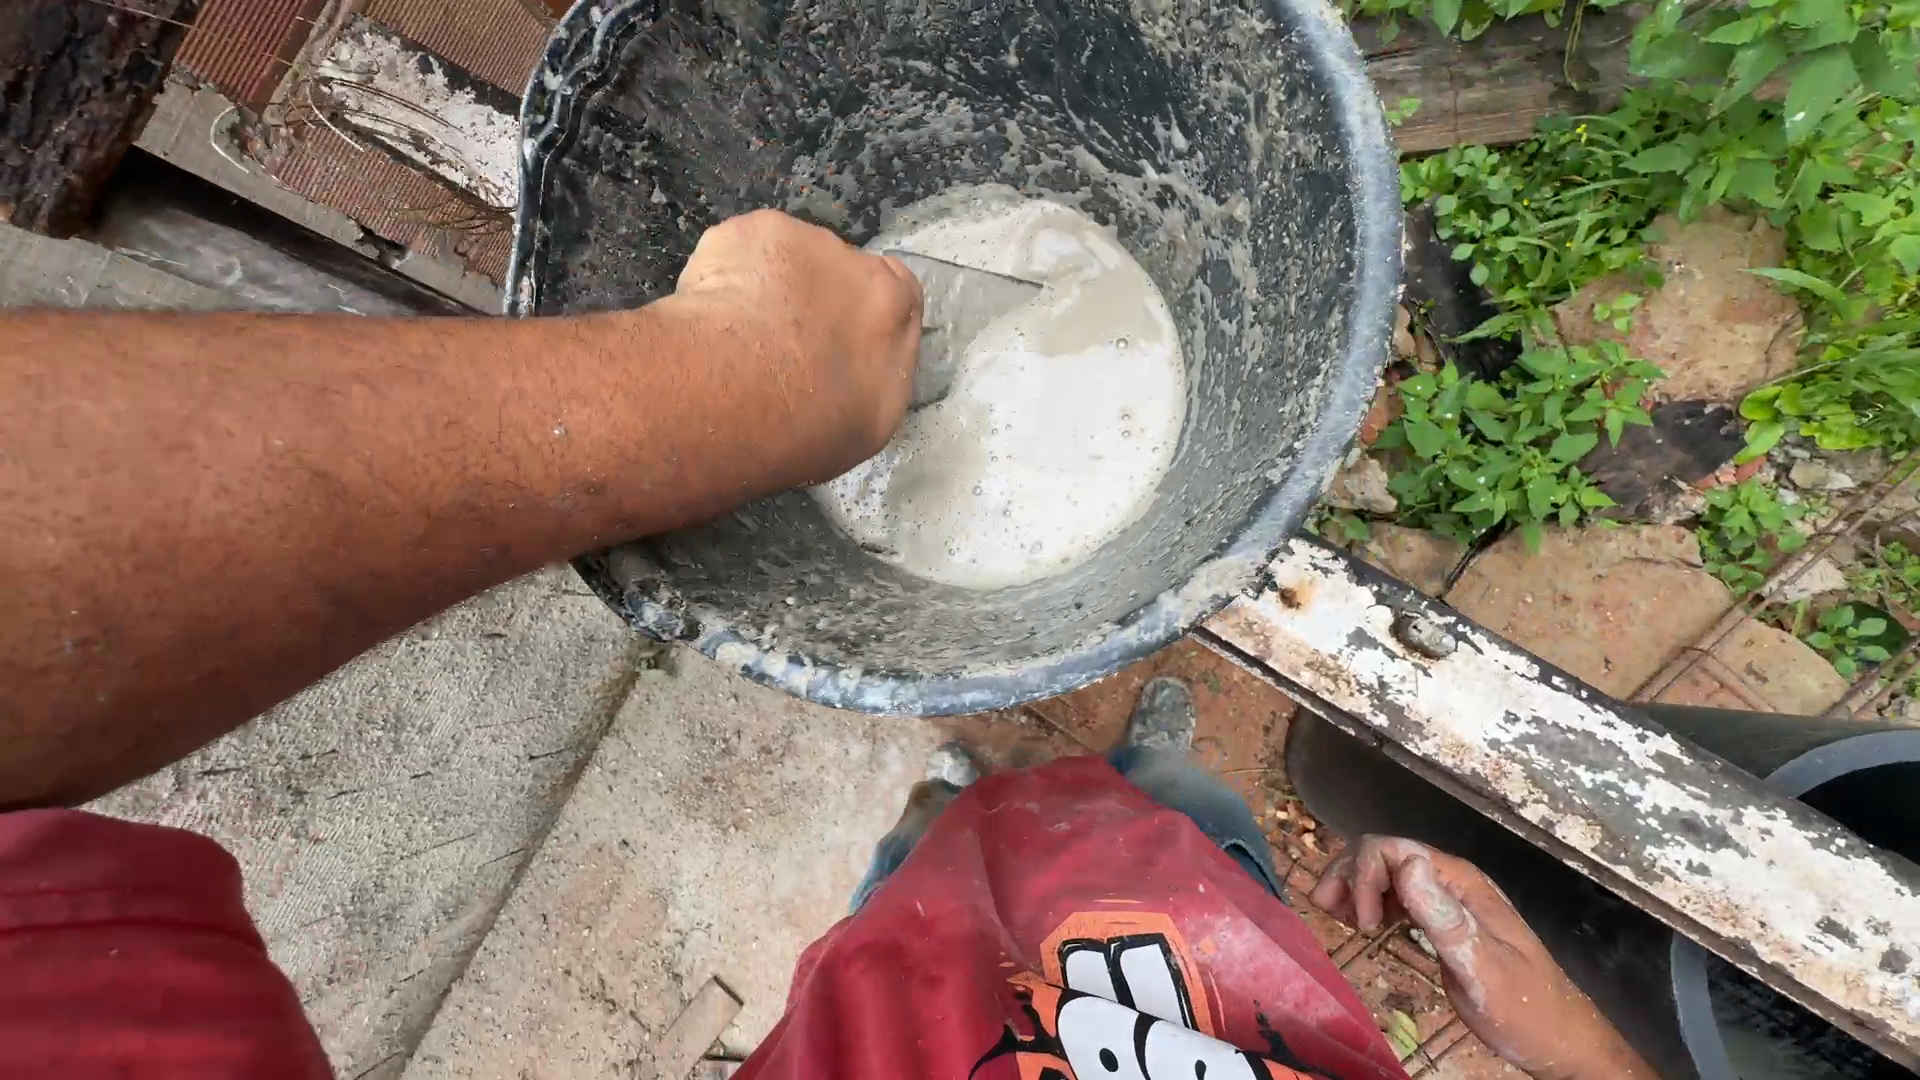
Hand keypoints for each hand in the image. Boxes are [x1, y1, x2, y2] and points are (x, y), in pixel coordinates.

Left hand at [666, 209, 922, 485]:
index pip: (897, 294)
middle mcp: (864, 271)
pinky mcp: (759, 232)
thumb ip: (878, 374)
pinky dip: (728, 272)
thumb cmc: (811, 428)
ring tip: (740, 334)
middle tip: (783, 341)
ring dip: (770, 284)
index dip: (864, 311)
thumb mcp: (871, 423)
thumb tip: (863, 365)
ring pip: (790, 258)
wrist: (745, 399)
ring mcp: (810, 244)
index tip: (838, 336)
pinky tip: (715, 312)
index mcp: (896, 315)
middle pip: (841, 272)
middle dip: (815, 298)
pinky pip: (744, 249)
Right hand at [1310, 836, 1655, 1079]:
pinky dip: (1365, 901)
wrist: (1563, 1044)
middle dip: (1347, 876)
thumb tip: (1405, 864)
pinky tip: (1358, 922)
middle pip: (1379, 854)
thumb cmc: (1524, 1011)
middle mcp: (1447, 879)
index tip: (1361, 924)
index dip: (1362, 875)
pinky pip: (1391, 892)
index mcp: (1458, 880)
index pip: (1390, 848)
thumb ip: (1444, 917)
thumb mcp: (1482, 969)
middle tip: (1330, 914)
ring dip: (1351, 886)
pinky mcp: (1437, 915)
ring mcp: (1442, 895)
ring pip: (1380, 871)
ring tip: (1335, 915)